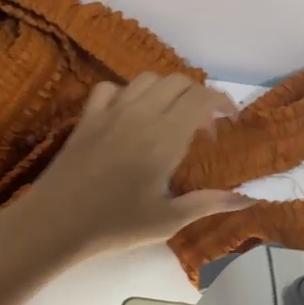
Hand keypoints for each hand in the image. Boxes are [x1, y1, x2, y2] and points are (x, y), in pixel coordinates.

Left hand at [13, 73, 250, 258]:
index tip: (229, 121)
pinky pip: (110, 88)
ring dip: (165, 91)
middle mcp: (140, 114)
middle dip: (197, 96)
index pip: (201, 98)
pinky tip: (128, 116)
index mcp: (165, 136)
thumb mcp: (167, 220)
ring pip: (145, 79)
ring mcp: (109, 112)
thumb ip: (208, 203)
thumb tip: (246, 198)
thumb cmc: (115, 225)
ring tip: (169, 118)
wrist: (57, 222)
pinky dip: (126, 93)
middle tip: (202, 127)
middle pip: (177, 82)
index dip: (221, 102)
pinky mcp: (86, 118)